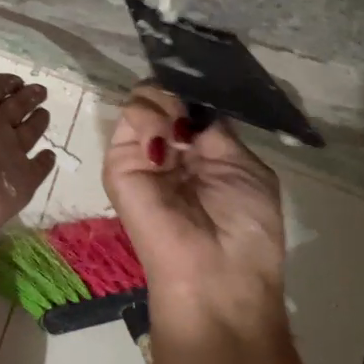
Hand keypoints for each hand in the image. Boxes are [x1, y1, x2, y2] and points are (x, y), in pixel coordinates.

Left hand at [0, 47, 56, 243]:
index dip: (5, 82)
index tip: (17, 79)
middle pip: (13, 108)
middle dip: (27, 98)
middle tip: (40, 90)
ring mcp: (8, 155)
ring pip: (27, 134)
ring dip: (36, 123)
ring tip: (45, 112)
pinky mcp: (23, 180)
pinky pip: (38, 167)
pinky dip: (44, 161)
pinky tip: (49, 153)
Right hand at [102, 85, 287, 326]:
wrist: (217, 273)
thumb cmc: (244, 228)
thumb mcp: (243, 166)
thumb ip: (214, 132)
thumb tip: (187, 107)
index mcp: (199, 152)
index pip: (188, 105)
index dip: (194, 93)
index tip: (204, 90)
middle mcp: (168, 149)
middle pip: (163, 97)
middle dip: (178, 96)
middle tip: (191, 120)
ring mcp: (141, 154)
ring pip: (143, 98)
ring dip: (165, 104)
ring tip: (180, 134)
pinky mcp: (119, 162)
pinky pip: (130, 117)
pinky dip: (150, 117)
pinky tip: (167, 143)